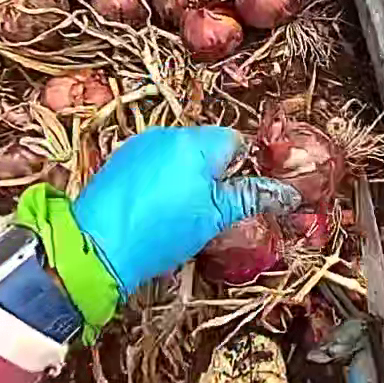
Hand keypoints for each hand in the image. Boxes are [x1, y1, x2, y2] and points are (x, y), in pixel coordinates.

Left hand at [71, 126, 298, 294]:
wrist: (94, 249)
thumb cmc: (161, 230)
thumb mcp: (215, 216)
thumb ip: (253, 196)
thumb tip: (289, 193)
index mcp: (196, 141)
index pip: (236, 142)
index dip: (239, 170)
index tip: (232, 197)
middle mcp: (169, 133)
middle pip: (209, 146)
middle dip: (214, 174)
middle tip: (207, 209)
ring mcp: (142, 144)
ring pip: (182, 154)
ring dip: (189, 175)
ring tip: (178, 211)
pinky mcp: (122, 158)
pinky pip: (157, 160)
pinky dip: (163, 177)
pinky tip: (155, 206)